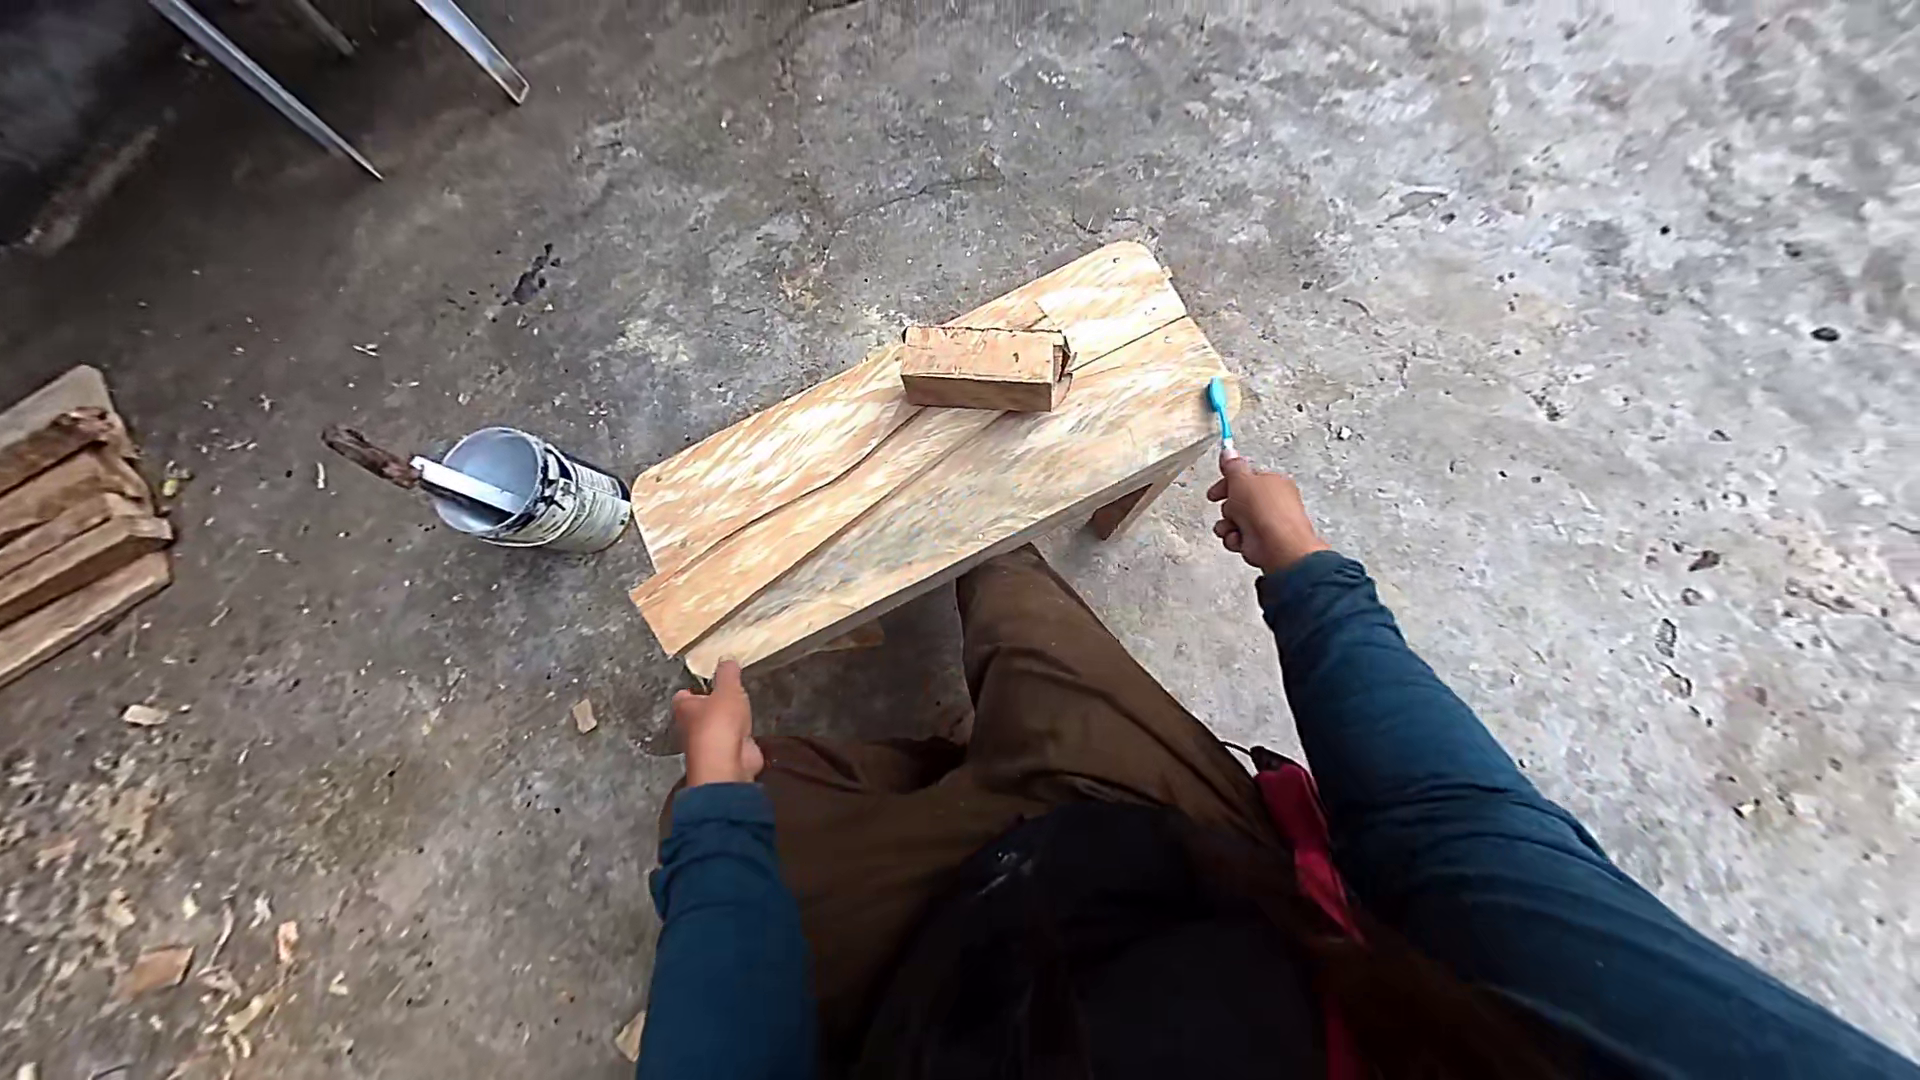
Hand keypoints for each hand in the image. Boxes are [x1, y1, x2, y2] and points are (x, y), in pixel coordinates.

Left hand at [673, 660, 763, 786]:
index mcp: (685, 709)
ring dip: (725, 721)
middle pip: (697, 713)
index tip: (707, 681)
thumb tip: (726, 658)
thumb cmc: (720, 723)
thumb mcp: (728, 690)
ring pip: (714, 727)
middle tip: (728, 693)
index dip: (692, 688)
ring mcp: (707, 744)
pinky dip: (738, 735)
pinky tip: (748, 727)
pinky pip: (730, 740)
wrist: (728, 763)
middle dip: (710, 705)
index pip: (682, 696)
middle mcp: (691, 728)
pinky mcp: (723, 755)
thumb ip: (728, 673)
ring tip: (741, 707)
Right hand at [1206, 455, 1330, 574]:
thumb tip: (1228, 451)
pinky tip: (1240, 539)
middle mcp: (1271, 502)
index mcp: (1272, 482)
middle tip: (1231, 510)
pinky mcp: (1259, 541)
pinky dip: (1235, 539)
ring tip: (1234, 527)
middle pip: (1235, 501)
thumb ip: (1232, 466)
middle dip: (1227, 508)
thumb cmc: (1267, 512)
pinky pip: (1236, 537)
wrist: (1277, 546)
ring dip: (1227, 525)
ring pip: (1232, 521)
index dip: (1226, 484)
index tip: (1215, 492)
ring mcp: (1266, 522)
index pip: (1243, 478)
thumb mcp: (1242, 480)